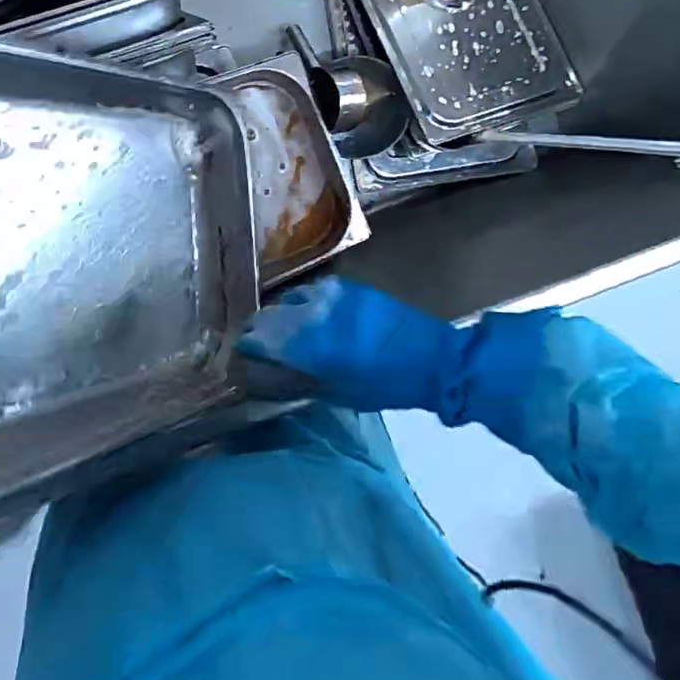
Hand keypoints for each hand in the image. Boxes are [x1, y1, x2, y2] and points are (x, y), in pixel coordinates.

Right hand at [239, 277, 474, 413]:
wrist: (437, 360)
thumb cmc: (387, 386)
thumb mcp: (339, 393)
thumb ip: (301, 379)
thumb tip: (272, 372)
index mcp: (309, 345)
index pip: (258, 339)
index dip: (247, 347)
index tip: (243, 354)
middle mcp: (312, 314)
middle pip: (267, 316)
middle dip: (259, 329)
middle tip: (258, 341)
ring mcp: (329, 296)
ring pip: (287, 299)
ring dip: (279, 313)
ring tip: (280, 325)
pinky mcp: (346, 286)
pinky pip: (312, 291)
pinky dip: (303, 302)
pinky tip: (308, 312)